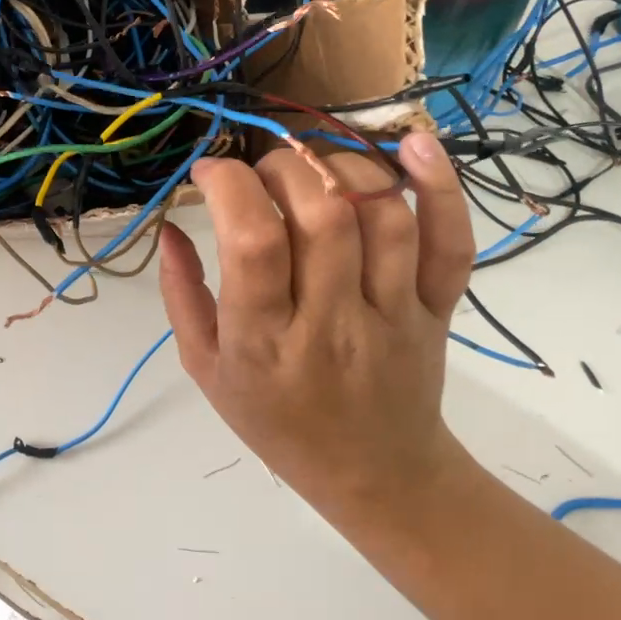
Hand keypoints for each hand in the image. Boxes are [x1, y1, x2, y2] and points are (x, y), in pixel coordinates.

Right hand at [158, 134, 475, 516]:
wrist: (375, 474)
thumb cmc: (274, 419)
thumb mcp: (204, 367)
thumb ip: (181, 295)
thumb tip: (169, 225)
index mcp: (262, 341)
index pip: (253, 241)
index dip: (230, 185)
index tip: (209, 171)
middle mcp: (331, 323)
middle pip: (322, 215)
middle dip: (283, 166)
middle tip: (259, 169)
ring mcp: (393, 315)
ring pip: (383, 217)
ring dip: (344, 166)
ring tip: (312, 162)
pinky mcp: (438, 310)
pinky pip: (451, 244)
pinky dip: (440, 188)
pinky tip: (413, 145)